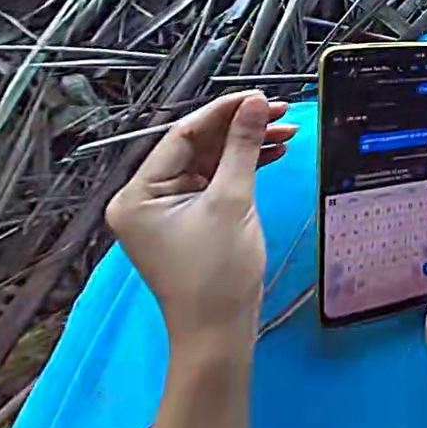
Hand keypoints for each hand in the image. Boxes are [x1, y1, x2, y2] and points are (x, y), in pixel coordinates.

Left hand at [105, 92, 295, 343]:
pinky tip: (275, 151)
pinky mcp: (193, 214)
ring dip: (249, 143)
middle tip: (281, 110)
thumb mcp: (232, 199)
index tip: (261, 96)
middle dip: (241, 127)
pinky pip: (219, 176)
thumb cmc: (217, 271)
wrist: (220, 331)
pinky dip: (246, 163)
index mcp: (139, 194)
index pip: (183, 134)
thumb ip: (243, 145)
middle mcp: (148, 196)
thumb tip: (256, 102)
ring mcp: (171, 206)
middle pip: (200, 144)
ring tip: (287, 130)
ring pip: (213, 157)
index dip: (224, 111)